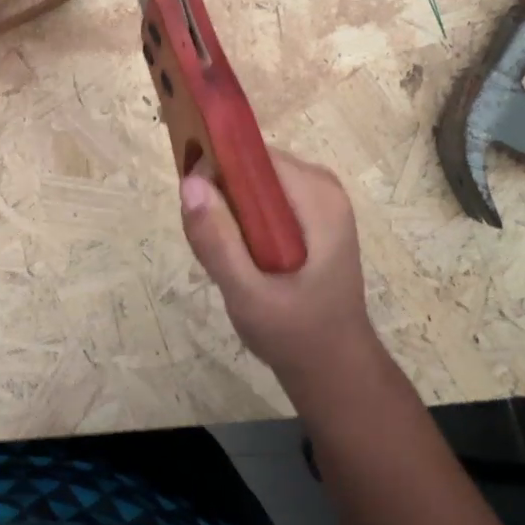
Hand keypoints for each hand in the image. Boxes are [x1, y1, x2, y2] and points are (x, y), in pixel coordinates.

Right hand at [180, 150, 382, 394]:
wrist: (335, 369)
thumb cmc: (296, 334)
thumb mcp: (248, 295)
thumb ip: (218, 241)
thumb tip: (189, 183)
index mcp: (317, 196)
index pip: (251, 154)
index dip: (214, 172)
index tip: (194, 210)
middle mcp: (320, 185)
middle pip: (247, 165)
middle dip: (218, 198)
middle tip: (211, 247)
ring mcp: (315, 197)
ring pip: (247, 181)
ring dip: (225, 212)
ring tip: (228, 259)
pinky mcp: (305, 211)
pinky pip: (256, 196)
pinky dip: (237, 220)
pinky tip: (240, 258)